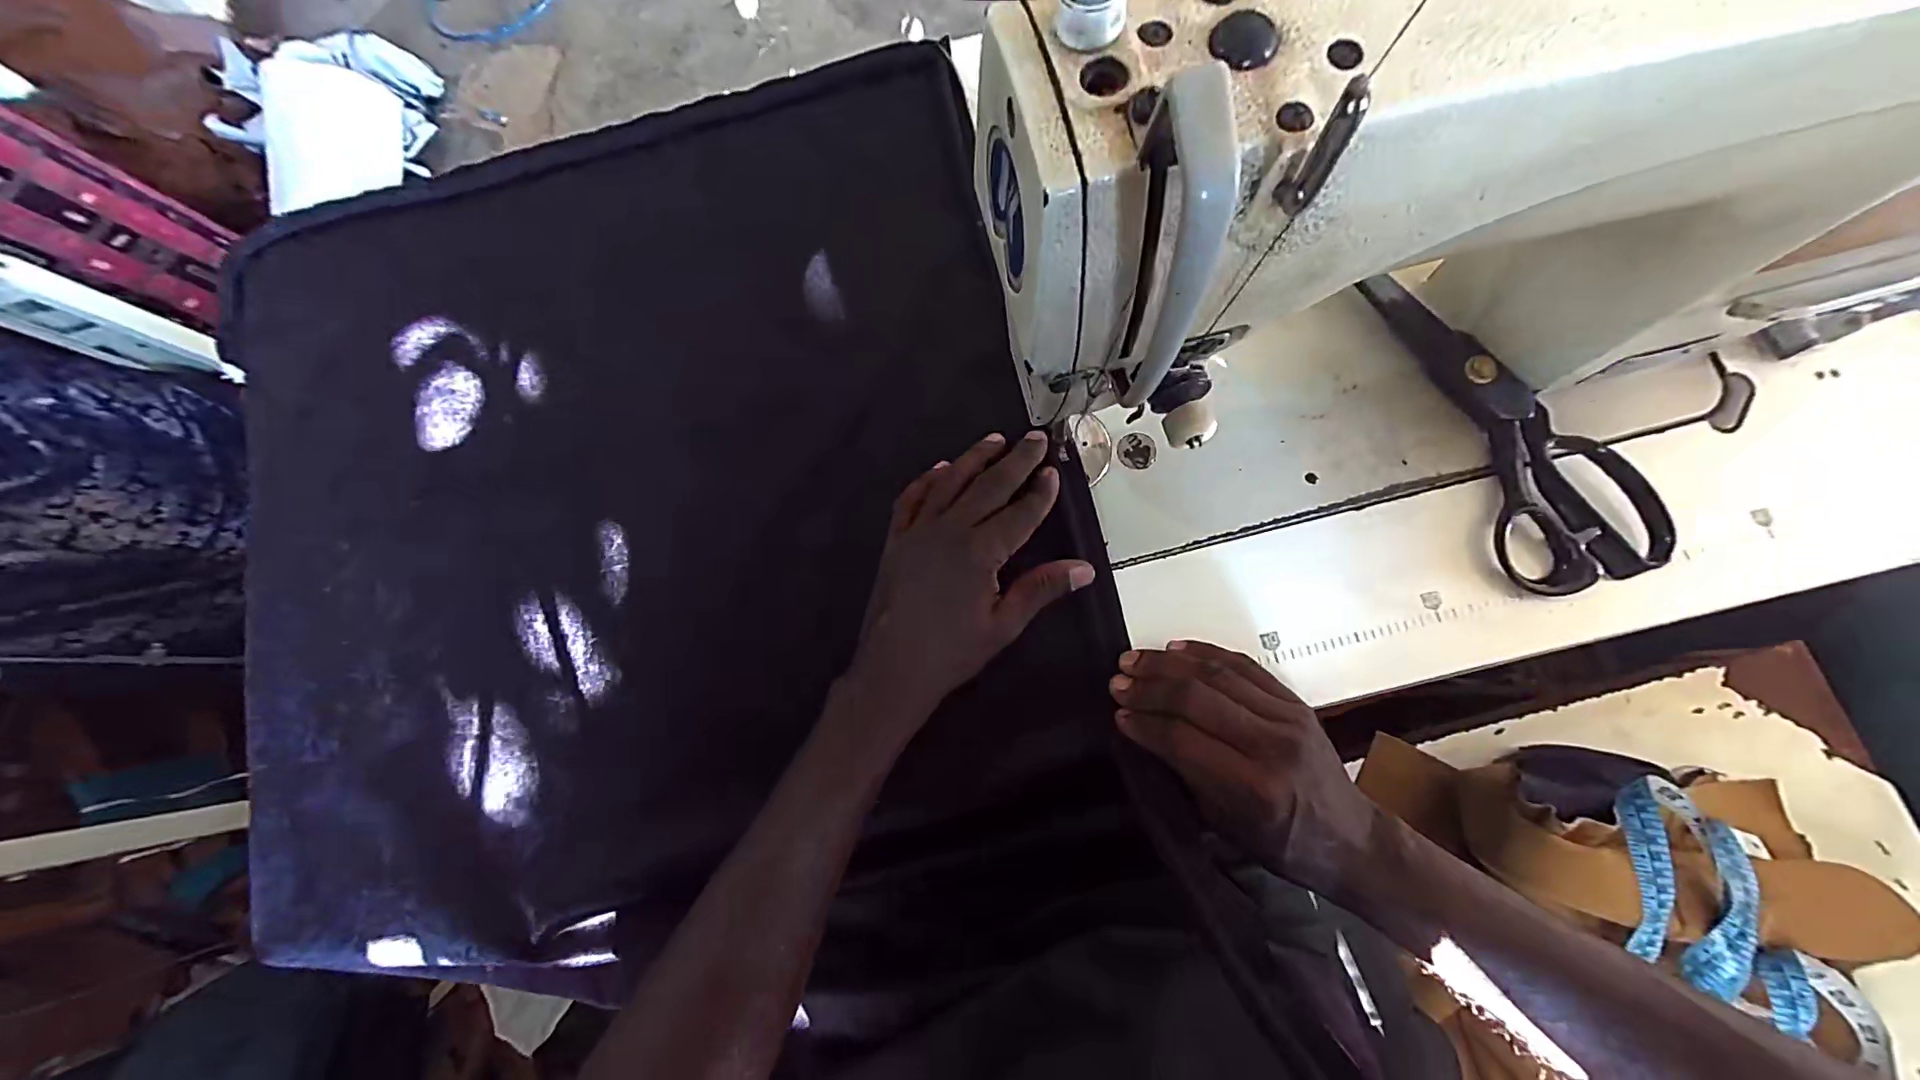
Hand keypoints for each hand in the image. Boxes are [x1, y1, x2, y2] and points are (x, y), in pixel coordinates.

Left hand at [848, 431, 1096, 722]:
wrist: (893, 667)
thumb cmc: (952, 651)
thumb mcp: (1004, 624)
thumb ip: (1041, 589)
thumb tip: (1084, 569)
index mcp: (980, 552)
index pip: (1019, 513)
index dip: (1039, 492)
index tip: (1053, 470)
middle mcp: (949, 531)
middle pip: (988, 486)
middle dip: (1015, 461)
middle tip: (1035, 439)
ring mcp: (918, 531)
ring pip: (950, 483)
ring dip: (973, 458)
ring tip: (993, 440)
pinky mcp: (896, 539)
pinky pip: (912, 499)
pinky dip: (927, 480)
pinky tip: (939, 468)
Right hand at [1108, 641, 1380, 889]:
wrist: (1351, 839)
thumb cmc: (1284, 844)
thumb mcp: (1226, 825)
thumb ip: (1187, 775)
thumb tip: (1145, 732)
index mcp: (1255, 787)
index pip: (1184, 740)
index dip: (1145, 724)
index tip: (1118, 715)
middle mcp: (1273, 745)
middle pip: (1197, 699)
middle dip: (1150, 687)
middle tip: (1119, 682)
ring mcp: (1288, 718)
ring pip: (1217, 674)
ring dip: (1168, 664)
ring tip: (1136, 660)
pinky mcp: (1295, 702)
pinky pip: (1244, 665)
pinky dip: (1205, 652)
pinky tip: (1176, 649)